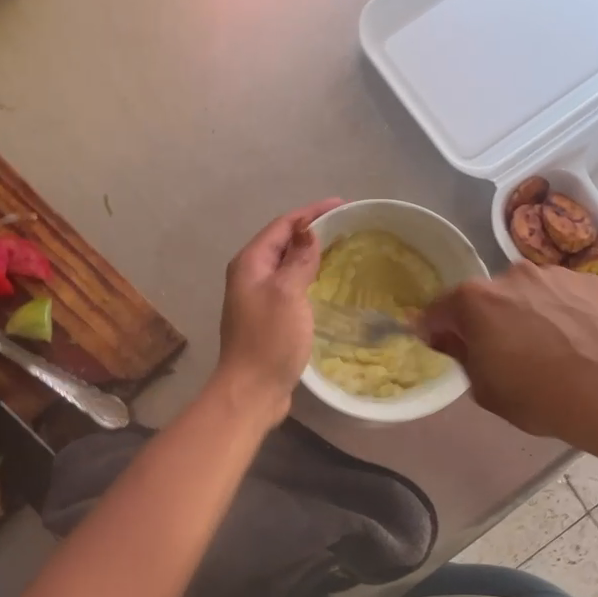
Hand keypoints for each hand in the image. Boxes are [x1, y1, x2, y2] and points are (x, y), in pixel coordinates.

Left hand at [215, 198, 342, 424]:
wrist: (252, 391)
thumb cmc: (269, 340)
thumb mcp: (288, 294)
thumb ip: (298, 260)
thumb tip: (308, 232)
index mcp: (250, 264)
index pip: (283, 225)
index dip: (311, 212)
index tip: (343, 205)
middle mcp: (250, 276)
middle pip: (283, 242)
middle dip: (312, 230)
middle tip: (347, 226)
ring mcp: (258, 299)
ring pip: (286, 265)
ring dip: (311, 254)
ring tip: (342, 249)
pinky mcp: (268, 319)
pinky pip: (290, 287)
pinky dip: (308, 278)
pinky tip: (326, 284)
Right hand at [421, 262, 597, 447]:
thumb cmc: (540, 397)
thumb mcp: (485, 390)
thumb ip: (461, 356)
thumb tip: (450, 340)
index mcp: (476, 301)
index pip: (440, 309)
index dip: (436, 330)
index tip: (441, 346)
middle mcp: (513, 275)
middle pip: (488, 297)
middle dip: (488, 321)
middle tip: (502, 353)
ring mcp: (556, 275)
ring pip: (529, 294)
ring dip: (528, 314)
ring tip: (548, 349)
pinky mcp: (592, 282)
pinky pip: (565, 297)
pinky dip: (564, 314)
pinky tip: (578, 343)